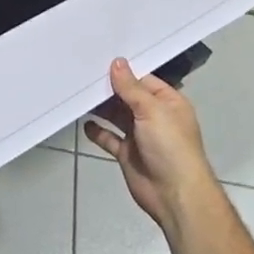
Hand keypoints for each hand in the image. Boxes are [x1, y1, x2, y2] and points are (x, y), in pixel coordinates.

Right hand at [84, 58, 219, 234]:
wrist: (174, 193)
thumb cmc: (169, 146)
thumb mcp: (152, 110)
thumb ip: (131, 88)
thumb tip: (117, 62)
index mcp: (168, 103)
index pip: (143, 81)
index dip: (124, 72)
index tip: (99, 60)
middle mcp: (154, 117)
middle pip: (128, 98)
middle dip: (108, 89)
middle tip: (82, 75)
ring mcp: (140, 136)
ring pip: (116, 116)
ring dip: (101, 109)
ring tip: (79, 96)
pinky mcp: (127, 154)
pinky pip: (109, 138)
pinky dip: (98, 132)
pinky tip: (86, 124)